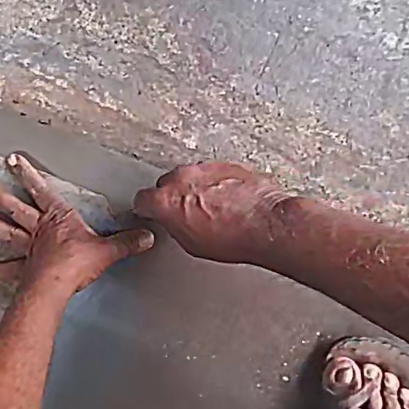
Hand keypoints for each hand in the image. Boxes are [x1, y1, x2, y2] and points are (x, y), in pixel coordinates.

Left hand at [0, 153, 154, 296]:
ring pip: (5, 231)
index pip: (41, 190)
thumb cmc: (77, 264)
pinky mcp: (24, 270)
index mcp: (58, 218)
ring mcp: (29, 249)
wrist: (56, 287)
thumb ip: (127, 242)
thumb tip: (147, 237)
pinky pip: (8, 268)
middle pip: (15, 207)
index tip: (13, 160)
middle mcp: (39, 229)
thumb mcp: (107, 250)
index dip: (28, 174)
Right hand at [132, 162, 299, 264]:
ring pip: (190, 176)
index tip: (152, 212)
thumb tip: (176, 223)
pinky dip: (217, 183)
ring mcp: (204, 168)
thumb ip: (175, 226)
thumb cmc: (233, 237)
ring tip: (212, 209)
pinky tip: (227, 200)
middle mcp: (181, 178)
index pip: (143, 200)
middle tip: (187, 214)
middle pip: (166, 184)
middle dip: (173, 197)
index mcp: (166, 200)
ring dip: (196, 189)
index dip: (148, 209)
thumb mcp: (191, 244)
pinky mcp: (225, 164)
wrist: (265, 223)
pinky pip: (213, 173)